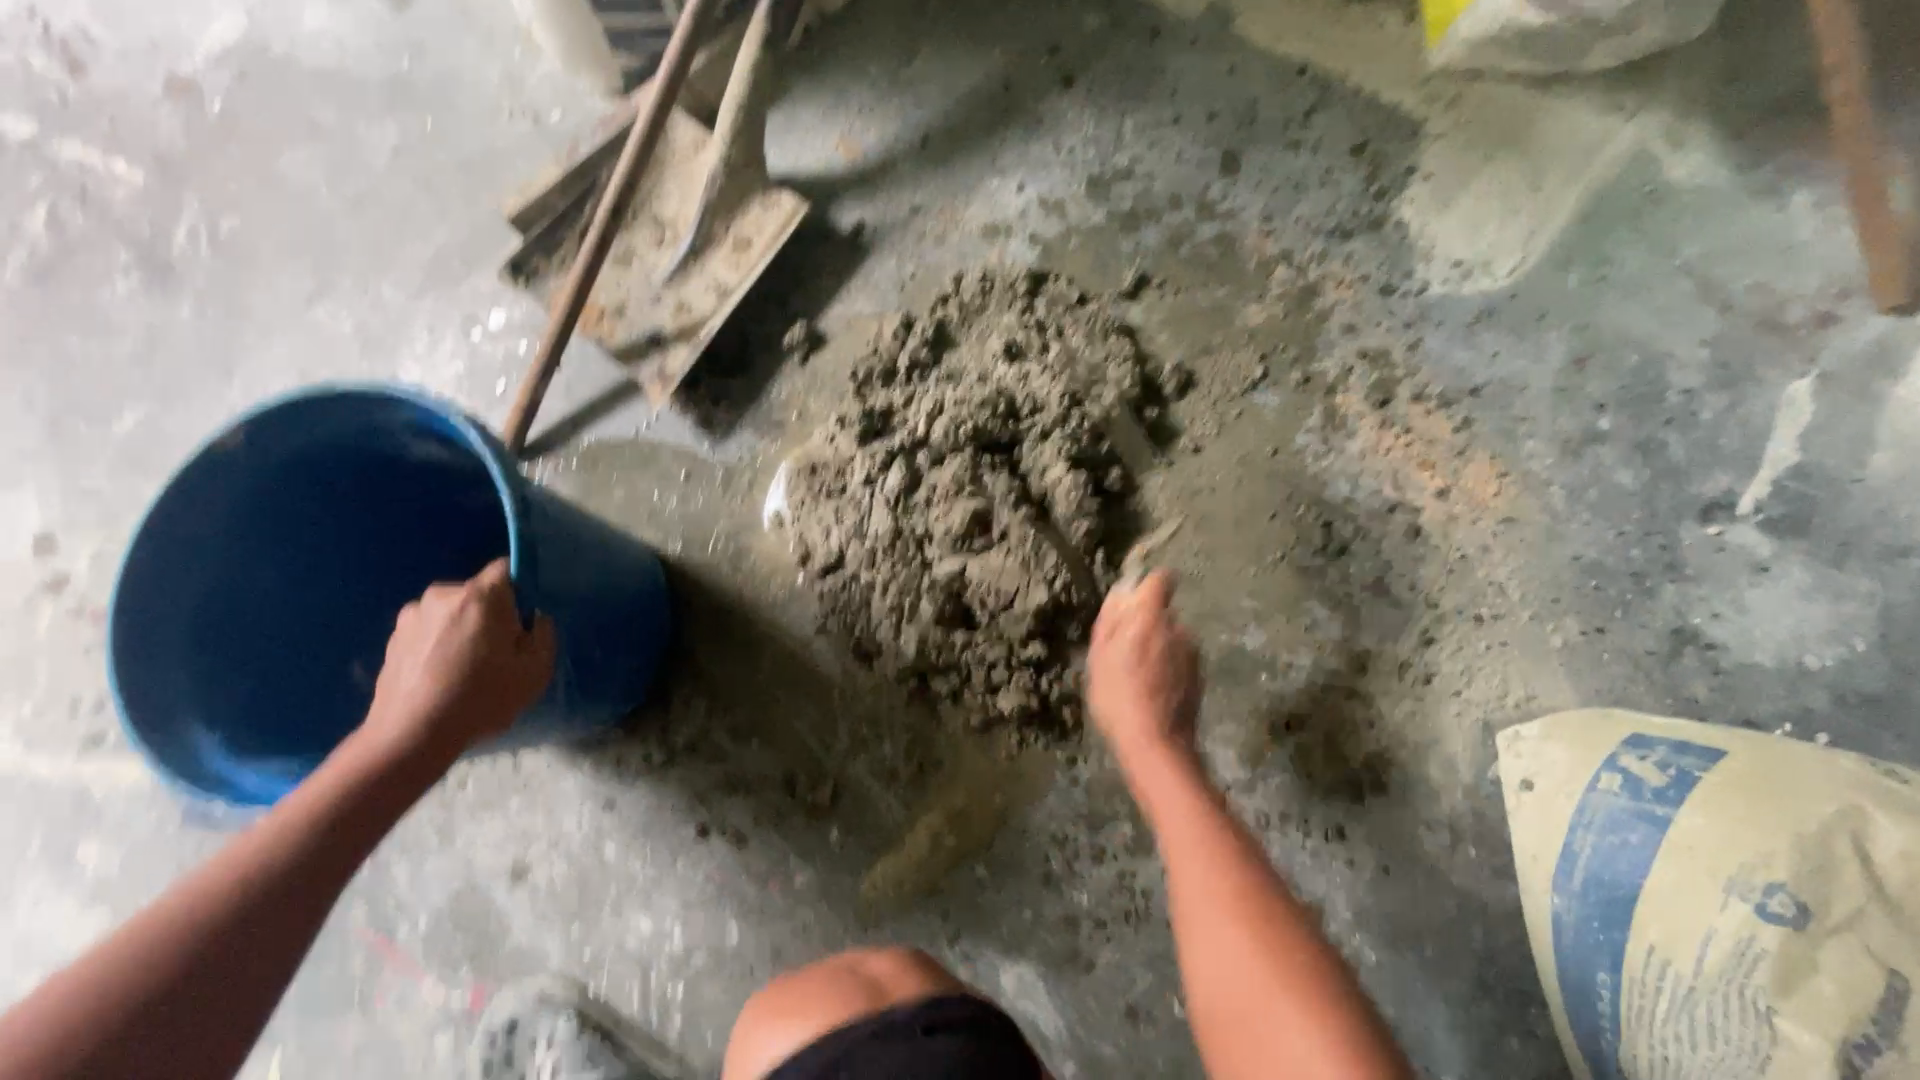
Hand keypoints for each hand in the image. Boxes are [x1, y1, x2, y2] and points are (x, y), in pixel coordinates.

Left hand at [362, 558, 555, 761]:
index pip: (508, 567)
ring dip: (464, 629)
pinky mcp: (393, 637)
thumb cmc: (481, 699)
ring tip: (467, 668)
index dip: (523, 587)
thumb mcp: (535, 670)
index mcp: (480, 596)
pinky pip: (430, 630)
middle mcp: (442, 595)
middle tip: (500, 650)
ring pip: (453, 612)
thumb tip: (533, 617)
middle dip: (493, 614)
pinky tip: (442, 676)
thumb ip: (543, 633)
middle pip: (480, 593)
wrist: (410, 736)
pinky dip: (440, 644)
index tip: (527, 616)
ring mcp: (412, 615)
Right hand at [1087, 569, 1201, 771]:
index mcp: (1151, 617)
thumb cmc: (1118, 698)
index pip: (1160, 579)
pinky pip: (1179, 658)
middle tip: (1122, 652)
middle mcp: (1178, 627)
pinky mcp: (1199, 675)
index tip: (1132, 604)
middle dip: (1145, 624)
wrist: (1156, 744)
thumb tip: (1121, 594)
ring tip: (1136, 677)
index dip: (1146, 586)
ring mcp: (1193, 652)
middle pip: (1162, 612)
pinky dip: (1167, 666)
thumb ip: (1111, 619)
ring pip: (1171, 637)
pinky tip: (1152, 690)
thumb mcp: (1099, 657)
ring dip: (1156, 647)